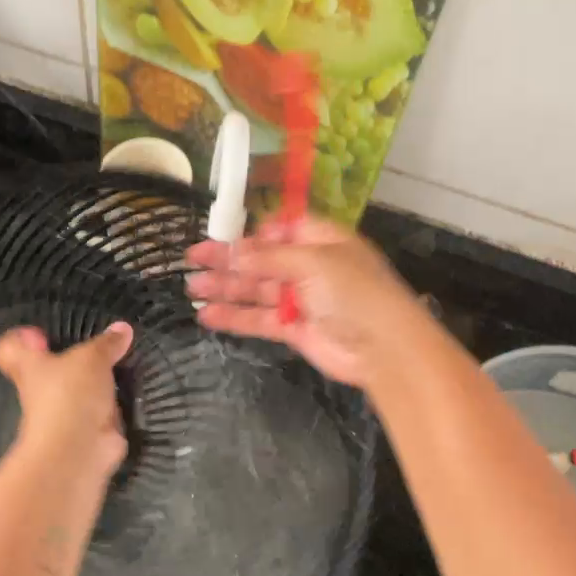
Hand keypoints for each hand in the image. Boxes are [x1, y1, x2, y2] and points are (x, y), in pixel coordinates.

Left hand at [0, 321, 133, 479]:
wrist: (78, 448)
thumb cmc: (70, 394)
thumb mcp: (92, 358)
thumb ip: (107, 344)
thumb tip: (123, 328)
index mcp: (30, 367)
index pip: (10, 349)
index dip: (20, 339)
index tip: (39, 333)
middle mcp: (41, 390)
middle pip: (48, 371)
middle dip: (70, 360)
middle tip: (97, 346)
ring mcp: (64, 414)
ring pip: (77, 392)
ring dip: (97, 383)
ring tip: (123, 364)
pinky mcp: (87, 430)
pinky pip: (100, 411)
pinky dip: (113, 405)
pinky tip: (131, 392)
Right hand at [185, 218, 423, 387]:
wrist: (383, 347)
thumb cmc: (354, 292)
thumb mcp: (313, 262)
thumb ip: (269, 257)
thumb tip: (234, 250)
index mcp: (322, 240)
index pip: (283, 228)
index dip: (255, 231)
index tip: (224, 232)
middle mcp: (310, 266)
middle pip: (262, 259)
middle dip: (228, 259)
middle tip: (192, 258)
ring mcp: (301, 299)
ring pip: (256, 290)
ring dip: (225, 287)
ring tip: (192, 286)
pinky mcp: (293, 329)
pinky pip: (259, 319)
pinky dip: (234, 317)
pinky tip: (207, 314)